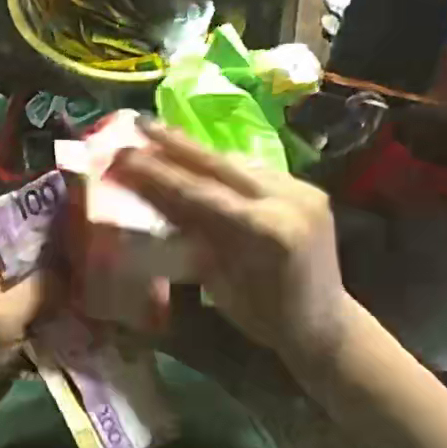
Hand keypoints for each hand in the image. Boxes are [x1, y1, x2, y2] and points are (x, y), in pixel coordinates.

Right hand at [109, 121, 348, 360]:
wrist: (324, 325)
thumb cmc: (261, 314)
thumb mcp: (214, 275)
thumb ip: (187, 229)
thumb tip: (145, 194)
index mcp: (264, 229)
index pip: (197, 190)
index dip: (155, 170)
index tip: (122, 154)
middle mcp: (287, 200)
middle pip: (218, 163)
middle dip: (173, 142)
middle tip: (139, 122)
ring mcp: (301, 190)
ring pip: (236, 161)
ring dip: (196, 149)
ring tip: (161, 134)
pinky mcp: (307, 188)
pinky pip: (254, 169)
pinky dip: (222, 163)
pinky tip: (199, 158)